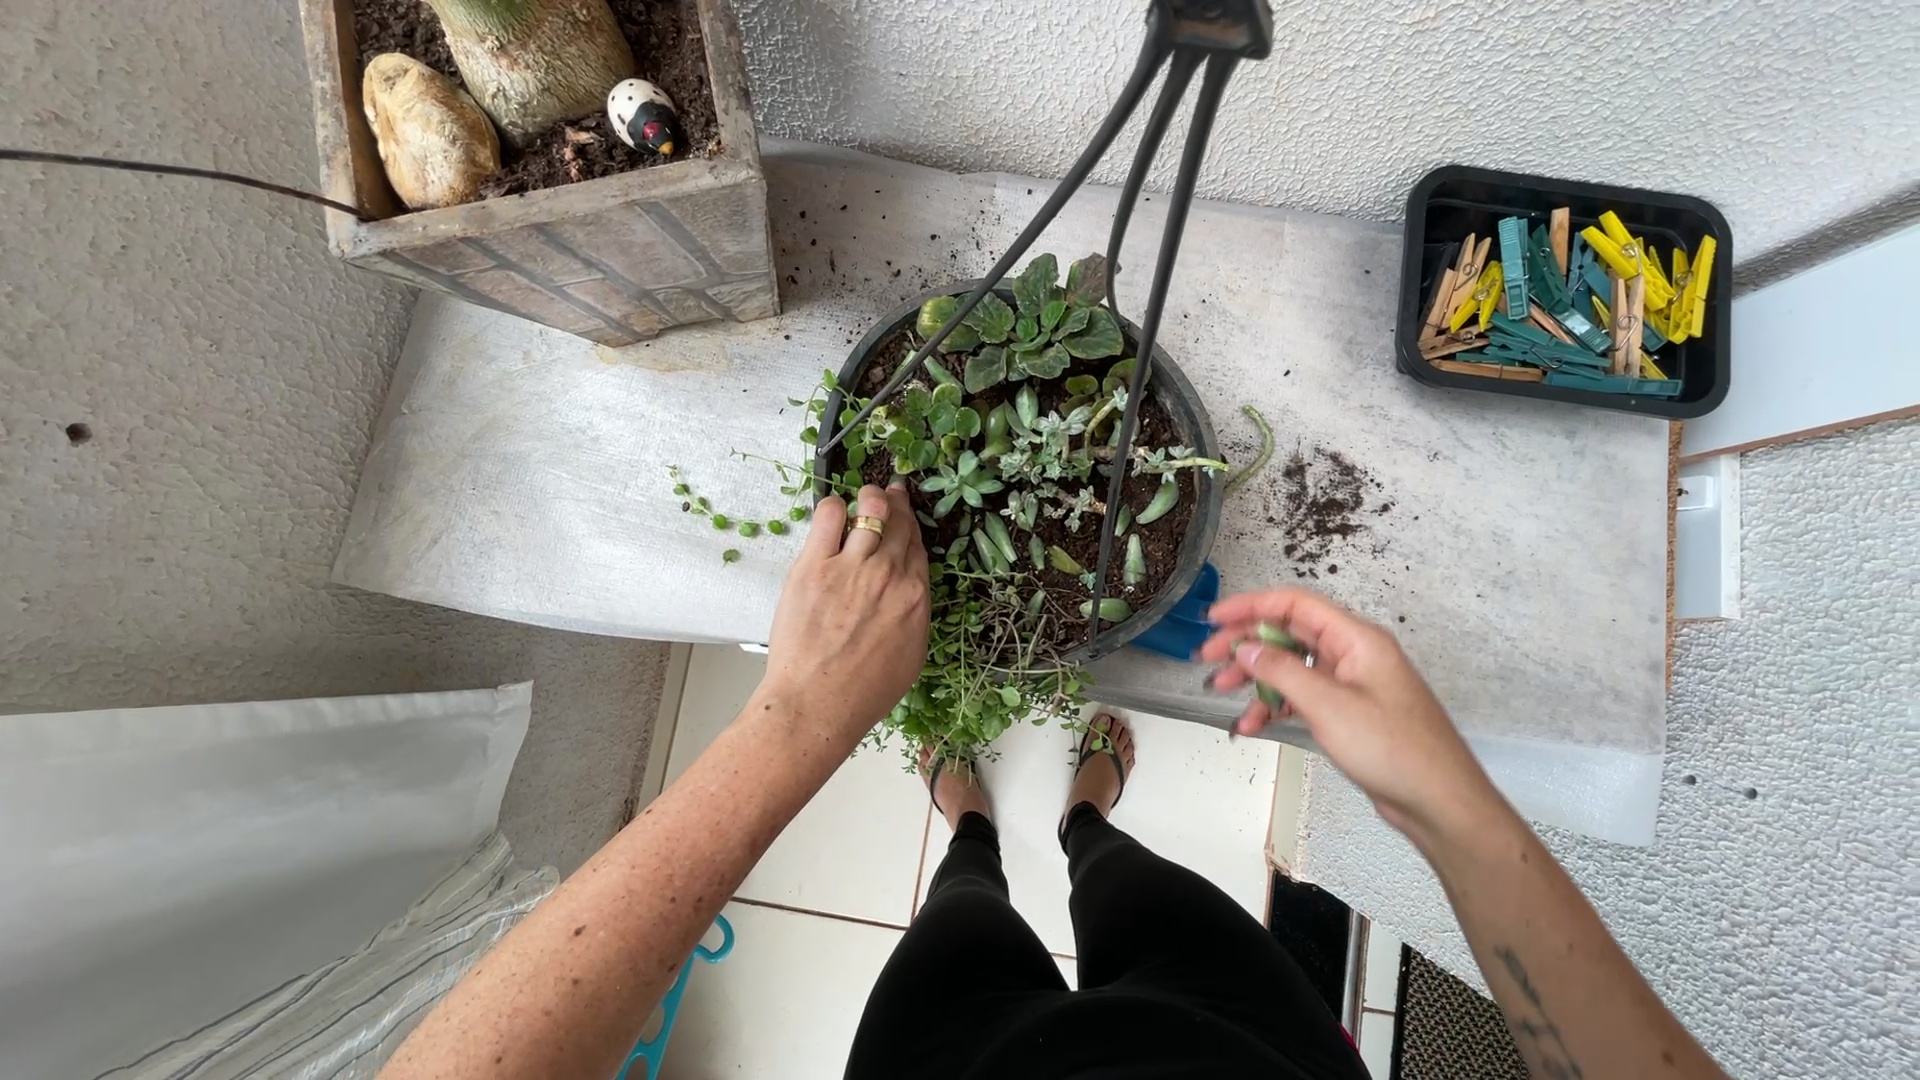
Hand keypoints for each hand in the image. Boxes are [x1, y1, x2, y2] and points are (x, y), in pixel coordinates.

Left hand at [759, 482, 930, 739]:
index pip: (917, 544)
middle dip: (896, 504)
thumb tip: (909, 590)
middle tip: (890, 493)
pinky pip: (829, 515)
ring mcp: (851, 567)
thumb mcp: (911, 654)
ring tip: (865, 497)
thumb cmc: (865, 690)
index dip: (911, 525)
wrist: (818, 704)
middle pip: (898, 523)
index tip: (906, 515)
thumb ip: (914, 613)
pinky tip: (833, 514)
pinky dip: (834, 507)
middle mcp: (888, 574)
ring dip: (871, 498)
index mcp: (916, 595)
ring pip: (870, 510)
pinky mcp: (814, 565)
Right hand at [1199, 588, 1498, 841]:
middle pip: (1288, 633)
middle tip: (1208, 657)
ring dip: (1254, 676)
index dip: (1250, 605)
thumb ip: (1281, 671)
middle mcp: (1352, 653)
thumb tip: (1245, 647)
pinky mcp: (1347, 710)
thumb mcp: (1328, 705)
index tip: (1214, 619)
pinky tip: (1252, 724)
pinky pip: (1301, 695)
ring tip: (1222, 690)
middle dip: (1246, 643)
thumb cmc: (1393, 749)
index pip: (1294, 604)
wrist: (1439, 803)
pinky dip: (1274, 705)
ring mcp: (1350, 682)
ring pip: (1290, 665)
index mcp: (1356, 638)